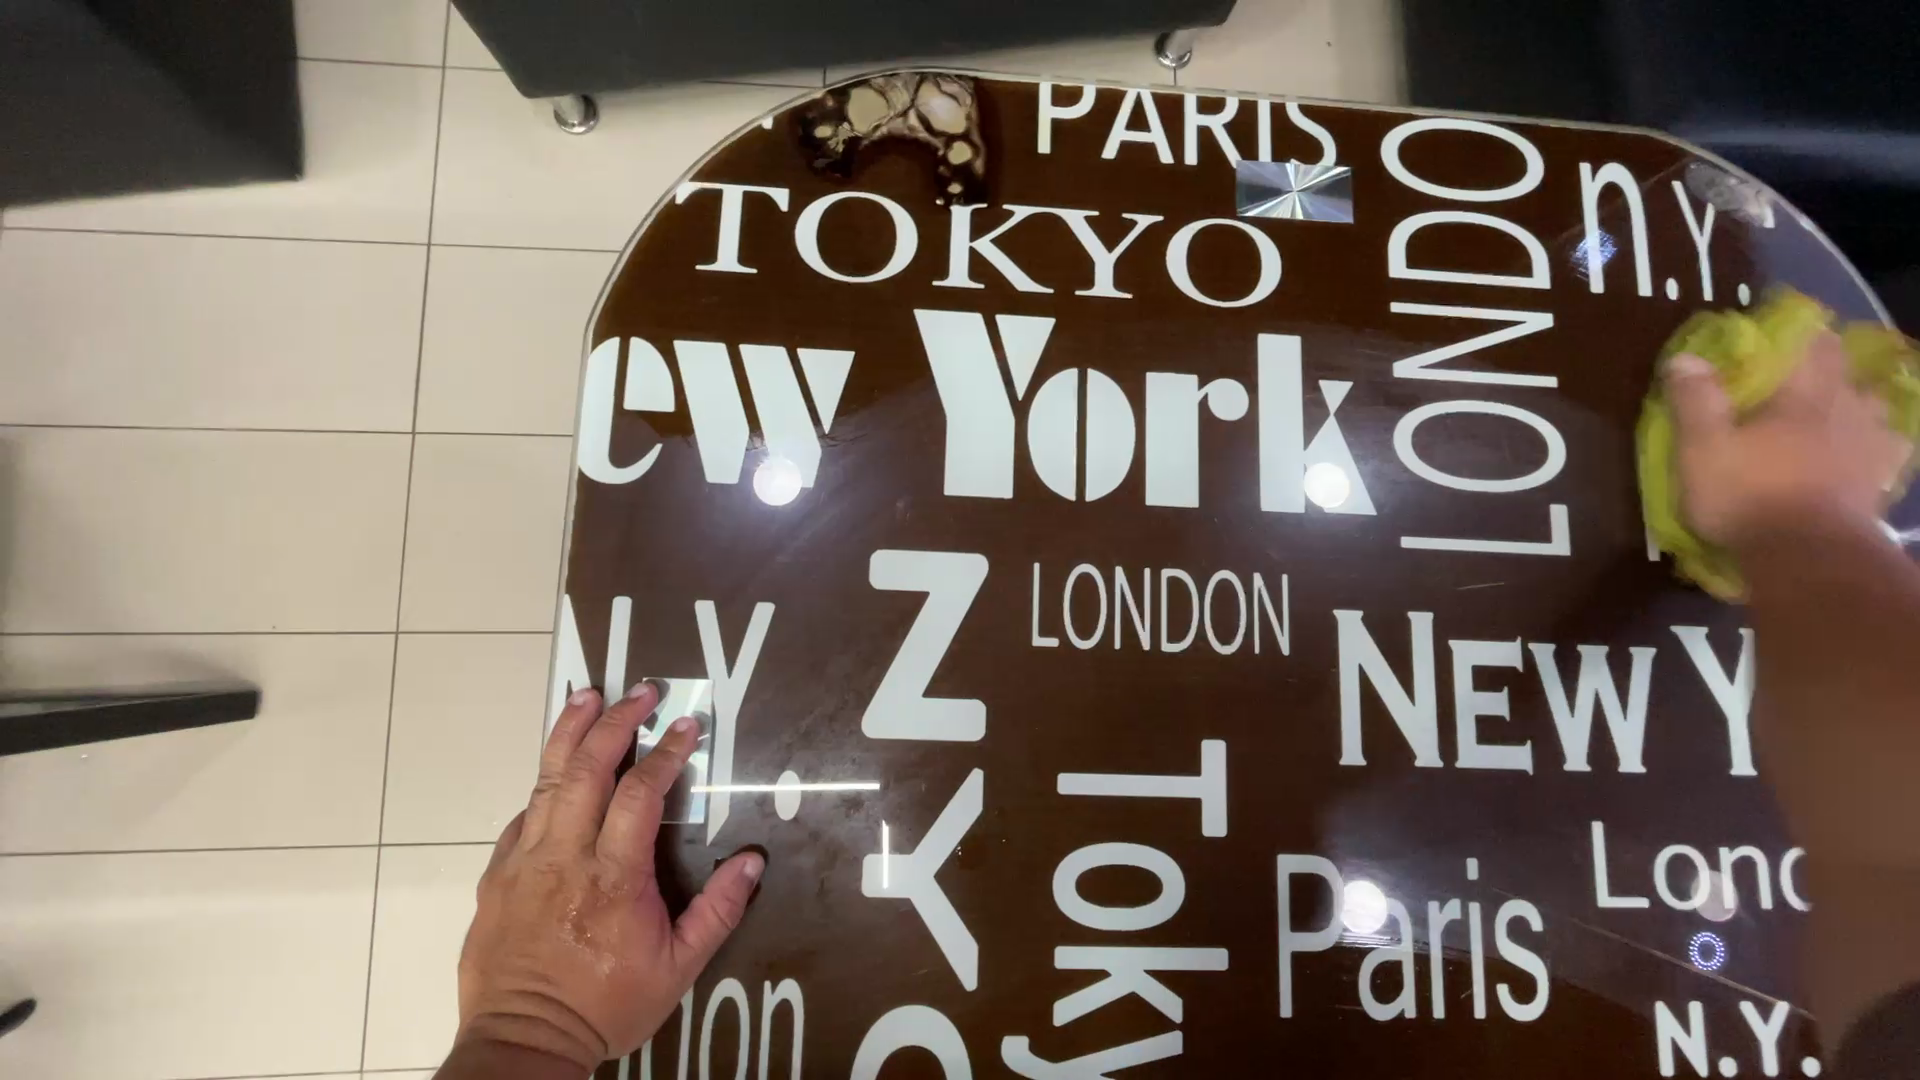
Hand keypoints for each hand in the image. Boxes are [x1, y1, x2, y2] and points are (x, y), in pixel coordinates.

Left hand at [452, 685, 764, 1071]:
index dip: (666, 753)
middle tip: (641, 691)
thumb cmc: (608, 1004)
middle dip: (616, 723)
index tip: (687, 723)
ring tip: (588, 695)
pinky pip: (523, 816)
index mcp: (613, 878)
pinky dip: (544, 784)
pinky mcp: (497, 875)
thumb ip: (718, 911)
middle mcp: (564, 858)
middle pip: (586, 771)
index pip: (639, 795)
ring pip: (546, 782)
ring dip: (569, 732)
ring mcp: (523, 863)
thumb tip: (753, 859)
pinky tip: (558, 770)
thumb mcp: (679, 968)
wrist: (521, 1046)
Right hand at [1665, 330, 1910, 549]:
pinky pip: (1887, 444)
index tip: (1775, 325)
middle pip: (1844, 370)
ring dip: (1852, 398)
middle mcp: (1846, 409)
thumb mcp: (1700, 447)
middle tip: (1799, 364)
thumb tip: (1687, 355)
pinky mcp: (1881, 477)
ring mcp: (1872, 443)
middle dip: (1824, 361)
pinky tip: (1864, 445)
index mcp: (1802, 396)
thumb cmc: (1745, 493)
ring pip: (1871, 404)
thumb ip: (1696, 400)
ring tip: (1831, 405)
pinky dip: (1874, 437)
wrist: (1806, 551)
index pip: (1809, 345)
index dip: (1794, 330)